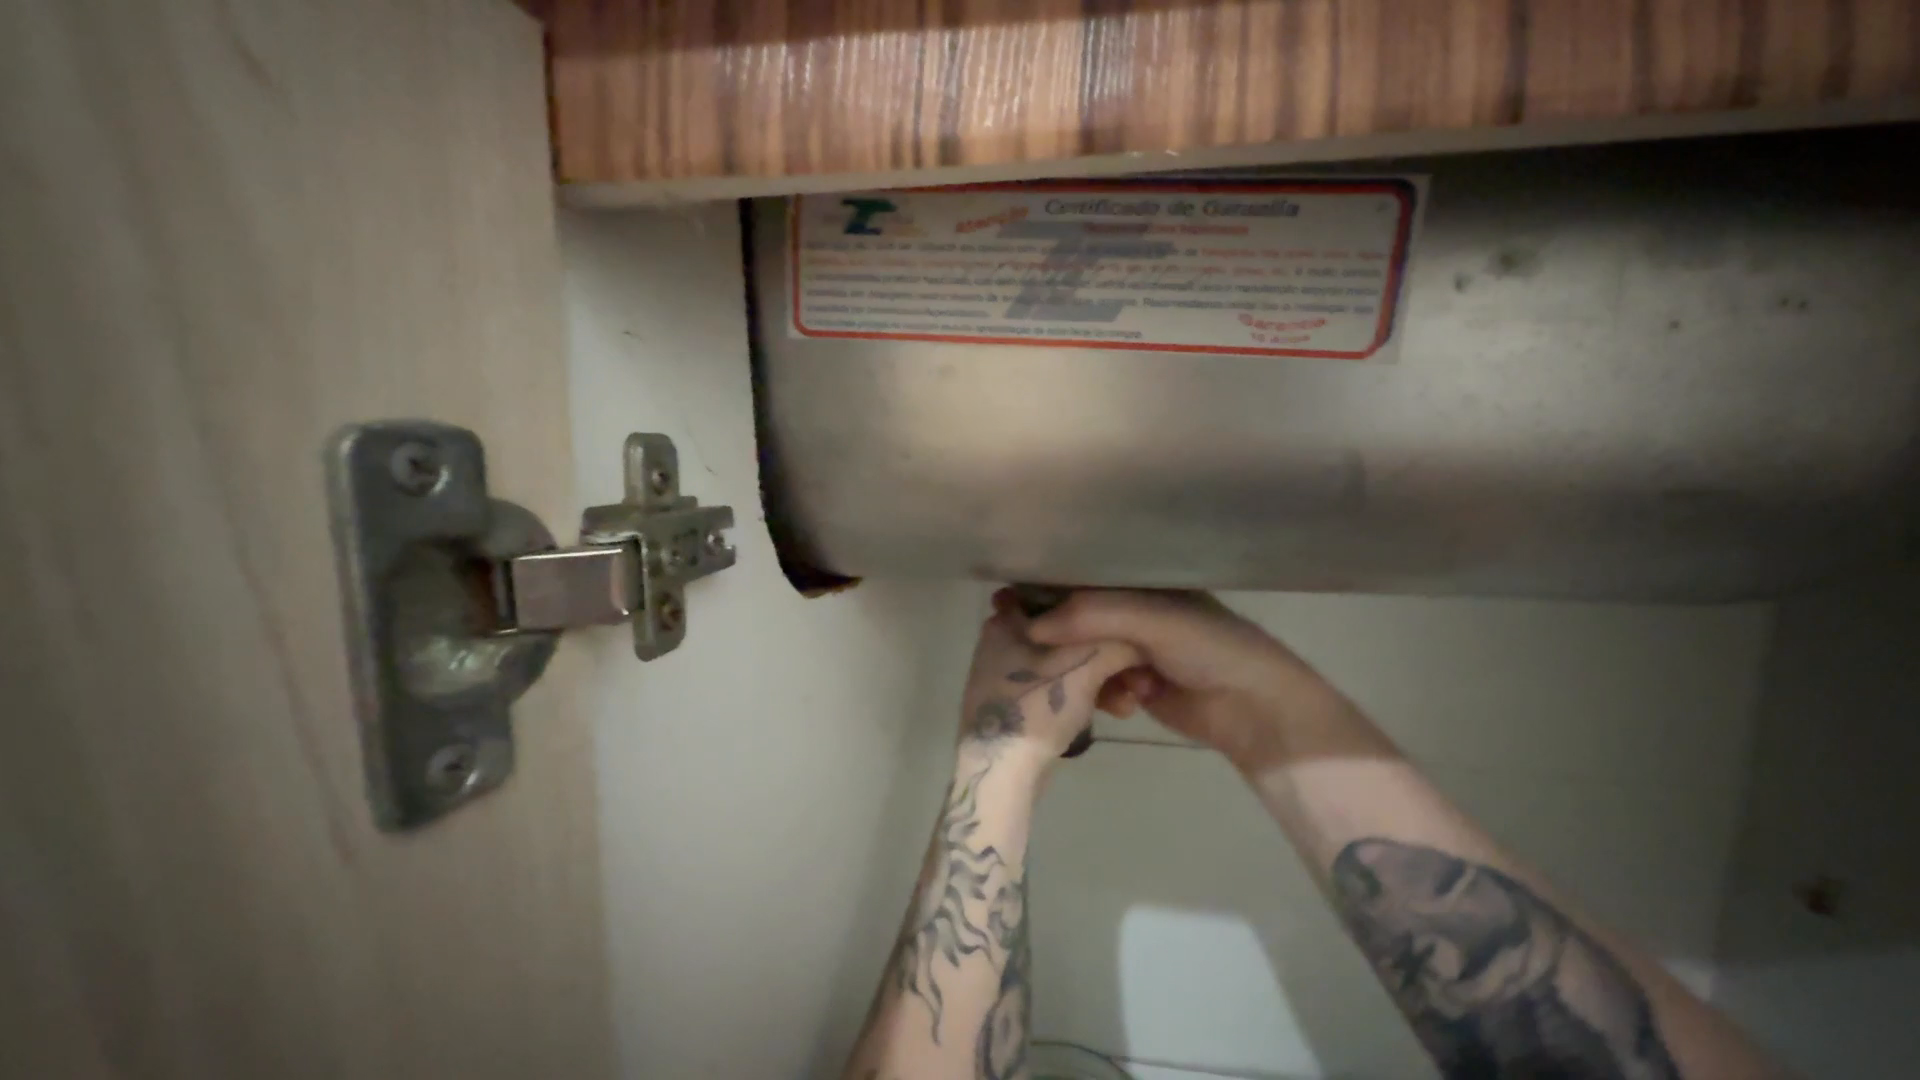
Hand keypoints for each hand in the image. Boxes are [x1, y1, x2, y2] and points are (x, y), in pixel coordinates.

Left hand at [958, 590, 1141, 768]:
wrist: (1003, 769)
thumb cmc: (1040, 705)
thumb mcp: (1088, 664)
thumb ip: (1117, 642)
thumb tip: (1142, 638)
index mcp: (1007, 621)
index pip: (1059, 597)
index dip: (1097, 608)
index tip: (1129, 622)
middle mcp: (1002, 641)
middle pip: (1068, 634)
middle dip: (1105, 652)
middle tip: (1137, 672)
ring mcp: (1007, 675)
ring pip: (1066, 663)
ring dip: (1100, 677)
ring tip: (1128, 699)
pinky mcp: (1017, 703)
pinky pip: (1058, 686)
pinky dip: (1083, 693)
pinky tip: (1110, 708)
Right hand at [1027, 590, 1334, 769]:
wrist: (1257, 708)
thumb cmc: (1210, 647)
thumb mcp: (1151, 619)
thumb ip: (1091, 615)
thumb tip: (1029, 627)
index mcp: (1140, 583)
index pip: (1080, 578)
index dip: (1042, 588)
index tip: (1005, 602)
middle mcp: (1135, 612)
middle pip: (1075, 619)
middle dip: (1052, 634)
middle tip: (1013, 644)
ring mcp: (1135, 650)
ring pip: (1084, 657)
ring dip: (1084, 672)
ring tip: (1098, 684)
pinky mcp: (1137, 685)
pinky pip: (1100, 687)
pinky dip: (1108, 696)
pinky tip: (1131, 702)